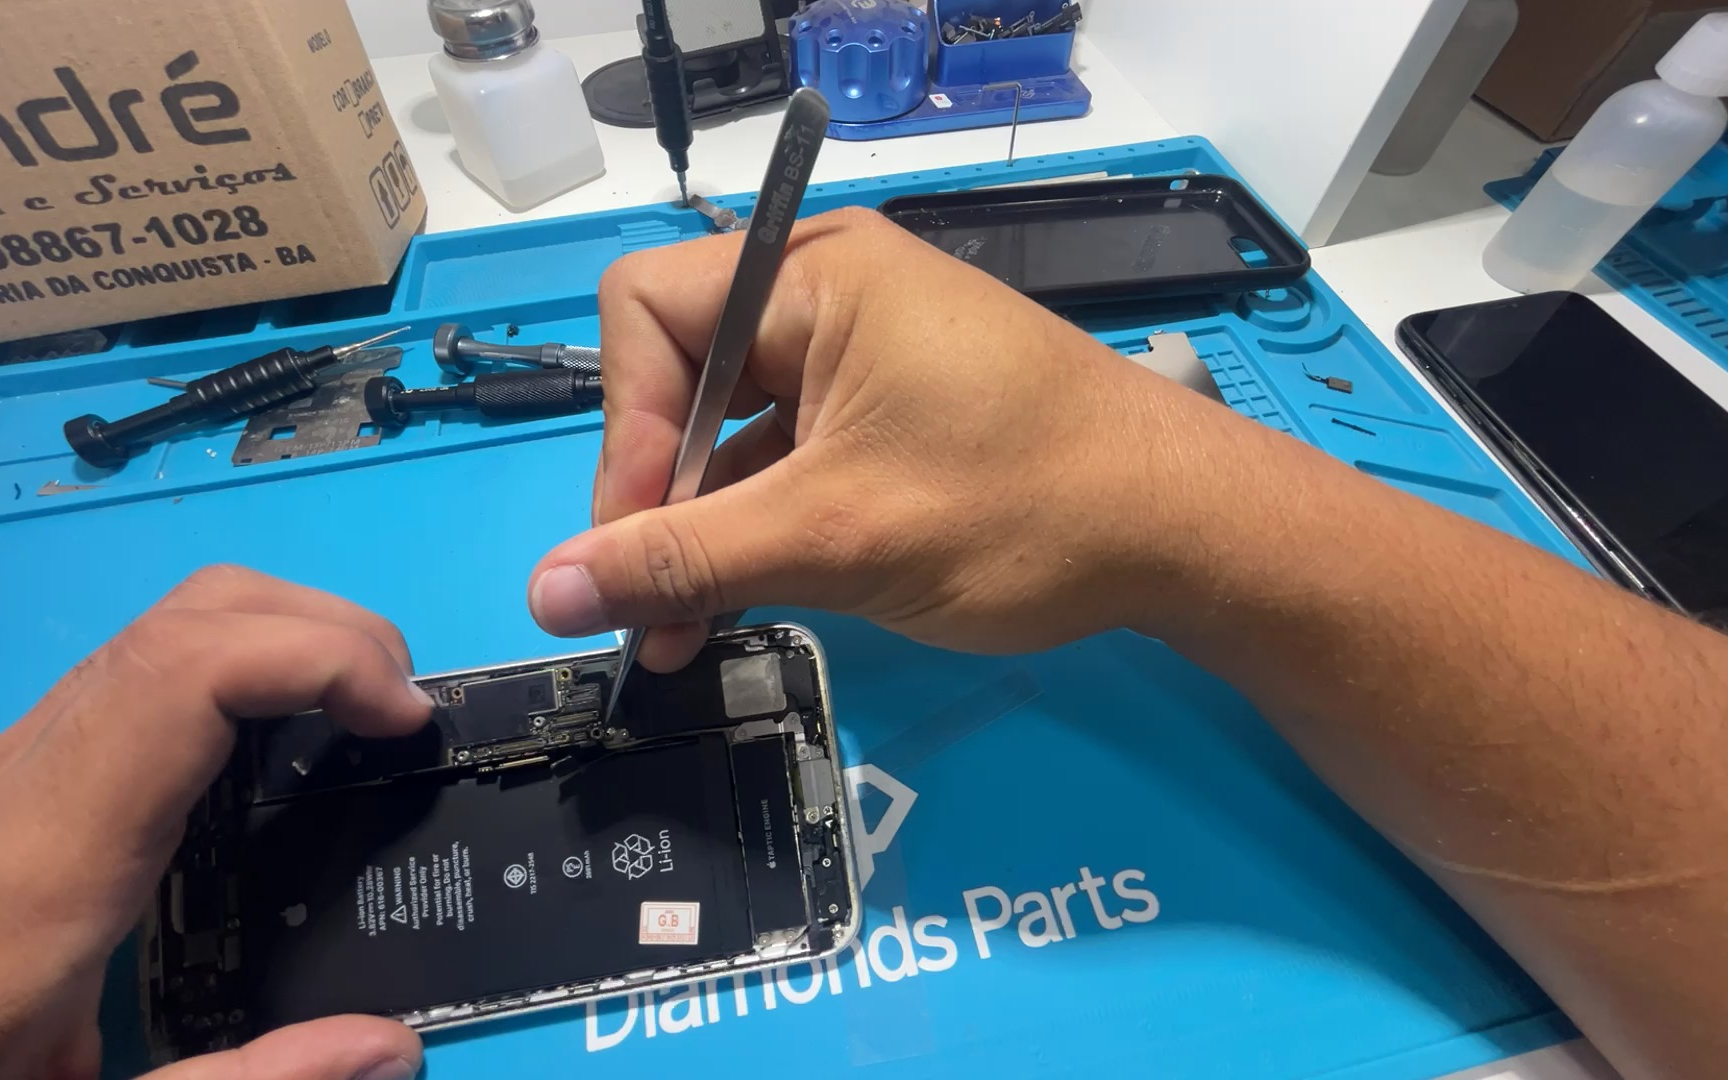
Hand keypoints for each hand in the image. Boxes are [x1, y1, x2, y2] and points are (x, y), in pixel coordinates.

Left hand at [0, 566, 433, 1079]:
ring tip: (356, 715)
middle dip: (332, 633)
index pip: (184, 677)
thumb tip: (393, 1046)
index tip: (404, 716)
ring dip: (296, 638)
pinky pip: (148, 668)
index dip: (322, 658)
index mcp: (18, 880)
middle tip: (395, 714)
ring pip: (172, 620)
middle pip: (194, 616)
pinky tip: (272, 746)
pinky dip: (250, 667)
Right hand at [529, 207, 1264, 669]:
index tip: (633, 543)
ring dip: (704, 533)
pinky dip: (758, 530)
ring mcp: (857, 360)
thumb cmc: (1019, 511)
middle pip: (683, 383)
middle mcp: (826, 297)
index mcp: (811, 275)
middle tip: (652, 610)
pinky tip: (746, 594)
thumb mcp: (836, 535)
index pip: (648, 317)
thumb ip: (685, 559)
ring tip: (685, 629)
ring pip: (731, 438)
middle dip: (660, 499)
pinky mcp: (883, 417)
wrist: (1179, 534)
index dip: (625, 431)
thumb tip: (548, 590)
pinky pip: (785, 462)